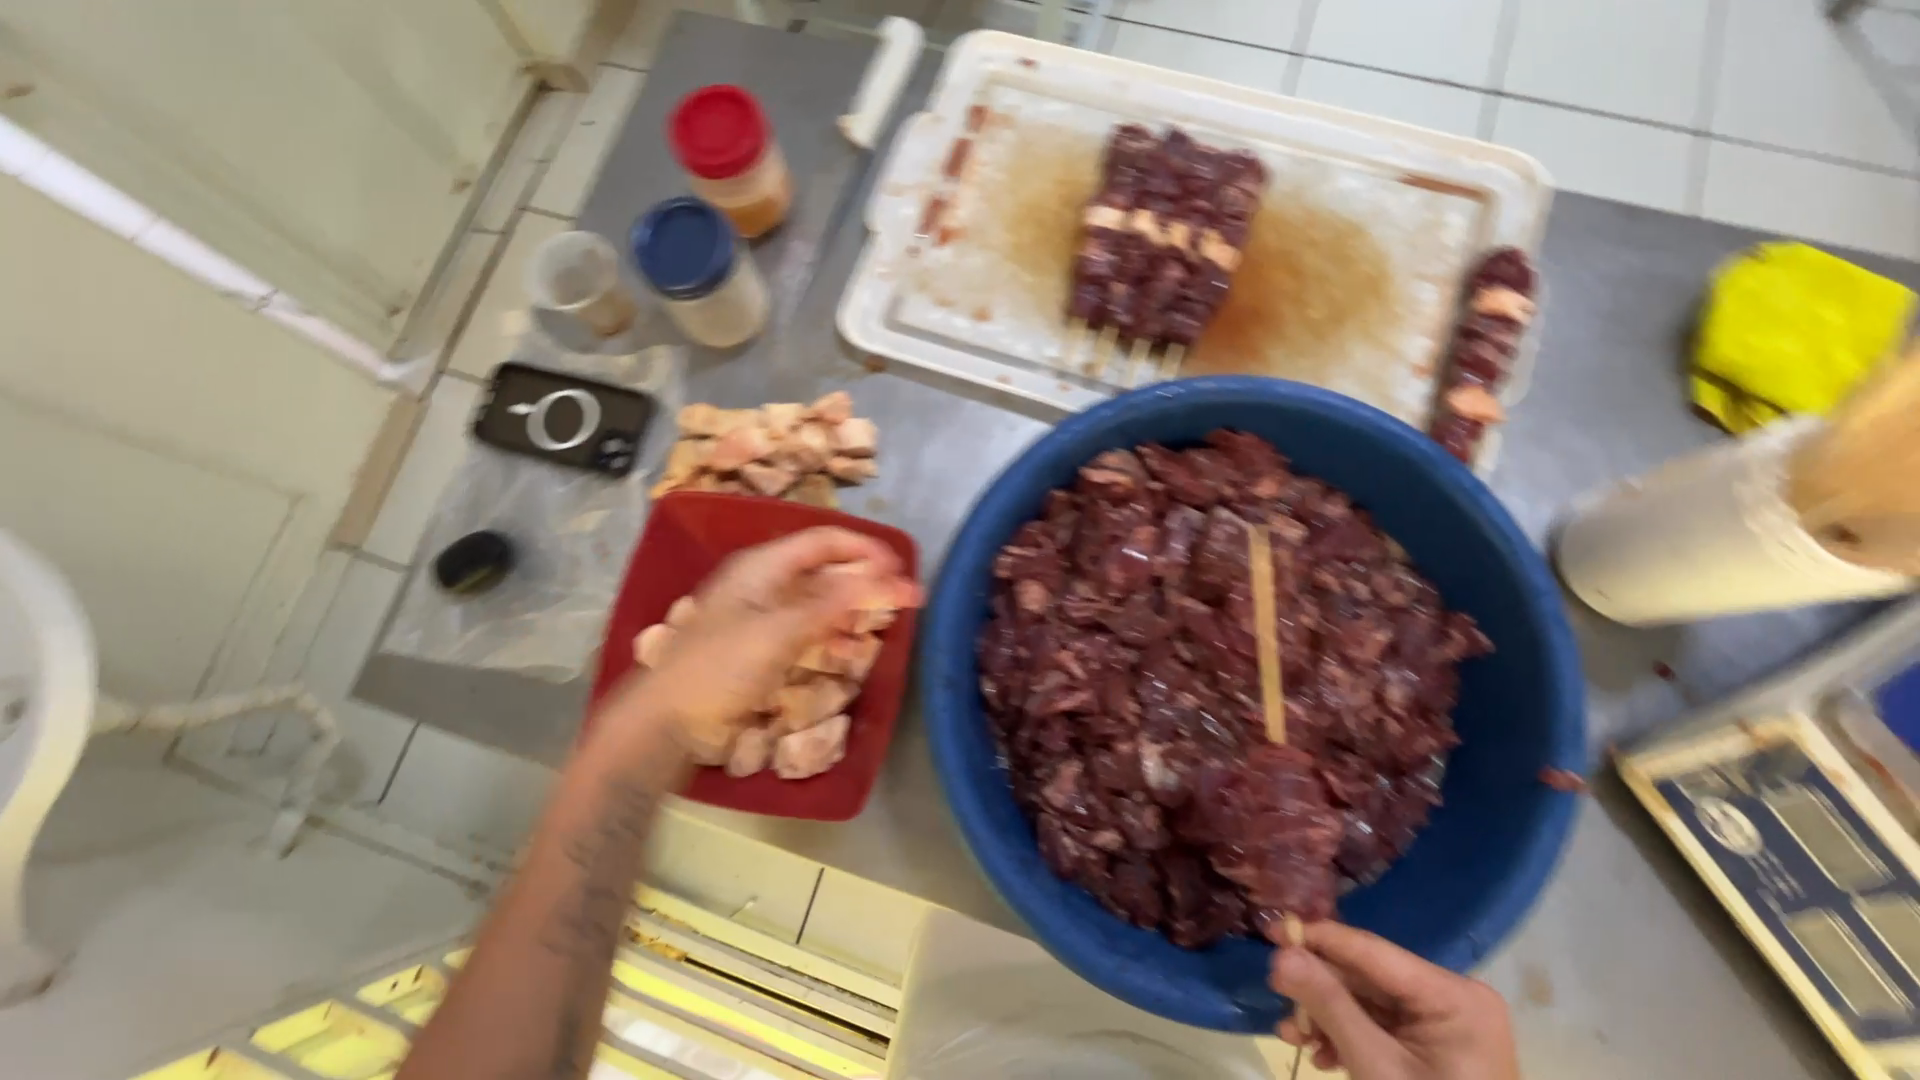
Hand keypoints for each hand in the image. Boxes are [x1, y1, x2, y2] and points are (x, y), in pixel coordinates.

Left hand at [619, 527, 908, 757]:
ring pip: (818, 600)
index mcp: (763, 566)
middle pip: (824, 570)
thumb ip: (832, 604)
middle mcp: (764, 582)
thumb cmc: (720, 668)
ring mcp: (761, 613)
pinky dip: (831, 633)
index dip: (864, 549)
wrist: (666, 719)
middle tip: (904, 598)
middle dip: (865, 580)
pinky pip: (806, 628)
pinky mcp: (760, 644)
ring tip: (884, 623)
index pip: (824, 541)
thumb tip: (882, 577)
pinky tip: (850, 649)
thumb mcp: (780, 633)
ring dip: (851, 608)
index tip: (900, 569)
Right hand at [1270, 922, 1518, 1079]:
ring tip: (1291, 1036)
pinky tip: (1319, 1054)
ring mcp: (1444, 1022)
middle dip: (1319, 989)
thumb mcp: (1376, 1067)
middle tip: (1274, 990)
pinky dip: (1347, 1035)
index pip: (1370, 950)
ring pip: (1367, 1001)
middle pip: (1366, 977)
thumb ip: (1328, 1005)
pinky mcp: (1433, 1045)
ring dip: (1326, 1016)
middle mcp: (1452, 996)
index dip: (1316, 937)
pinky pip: (1379, 1024)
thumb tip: (1281, 955)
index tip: (1270, 931)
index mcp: (1453, 995)